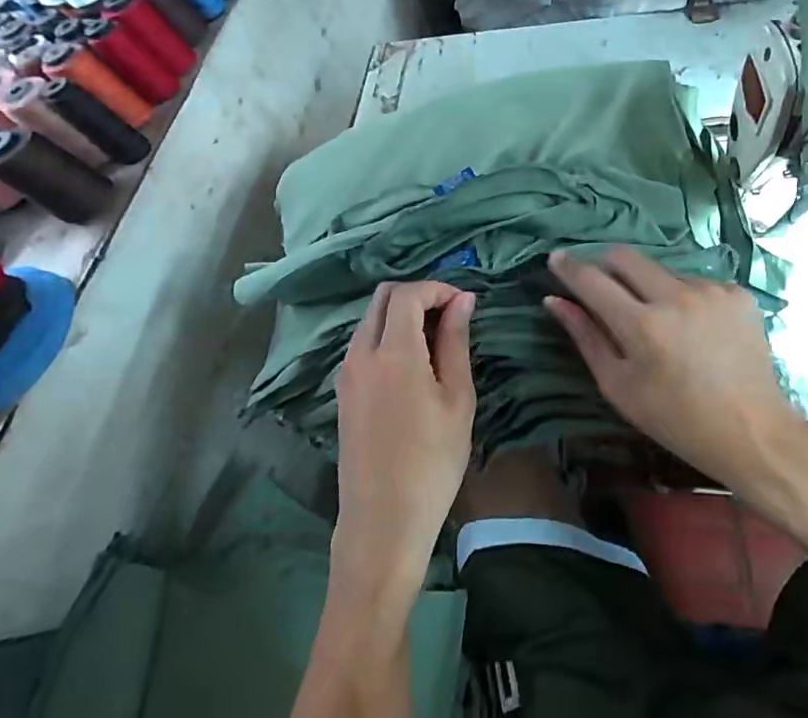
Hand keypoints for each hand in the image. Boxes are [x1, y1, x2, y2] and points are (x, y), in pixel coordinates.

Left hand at [334, 281, 476, 575]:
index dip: (438, 287)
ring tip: (438, 338)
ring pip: (370, 319)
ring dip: (402, 314)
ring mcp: (346, 373)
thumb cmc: (432, 460)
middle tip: (451, 314)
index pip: (408, 293)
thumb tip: (463, 300)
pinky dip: (388, 335)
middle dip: (418, 294)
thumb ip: (456, 342)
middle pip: (383, 298)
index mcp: (392, 352)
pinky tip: (414, 361)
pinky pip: (363, 344)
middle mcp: (360, 353)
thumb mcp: (457, 398)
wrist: (382, 520)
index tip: (465, 302)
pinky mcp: (342, 392)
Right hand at [544, 248, 806, 491]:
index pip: (593, 280)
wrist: (752, 431)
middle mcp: (677, 296)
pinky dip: (687, 299)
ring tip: (663, 325)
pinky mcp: (738, 293)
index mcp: (642, 325)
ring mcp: (712, 290)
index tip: (556, 258)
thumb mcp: (620, 387)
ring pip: (663, 271)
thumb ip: (586, 337)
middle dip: (607, 264)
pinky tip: (697, 330)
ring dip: (651, 288)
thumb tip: (555, 300)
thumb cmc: (676, 419)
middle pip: (626, 257)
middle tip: (604, 285)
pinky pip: (697, 284)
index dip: (569, 267)